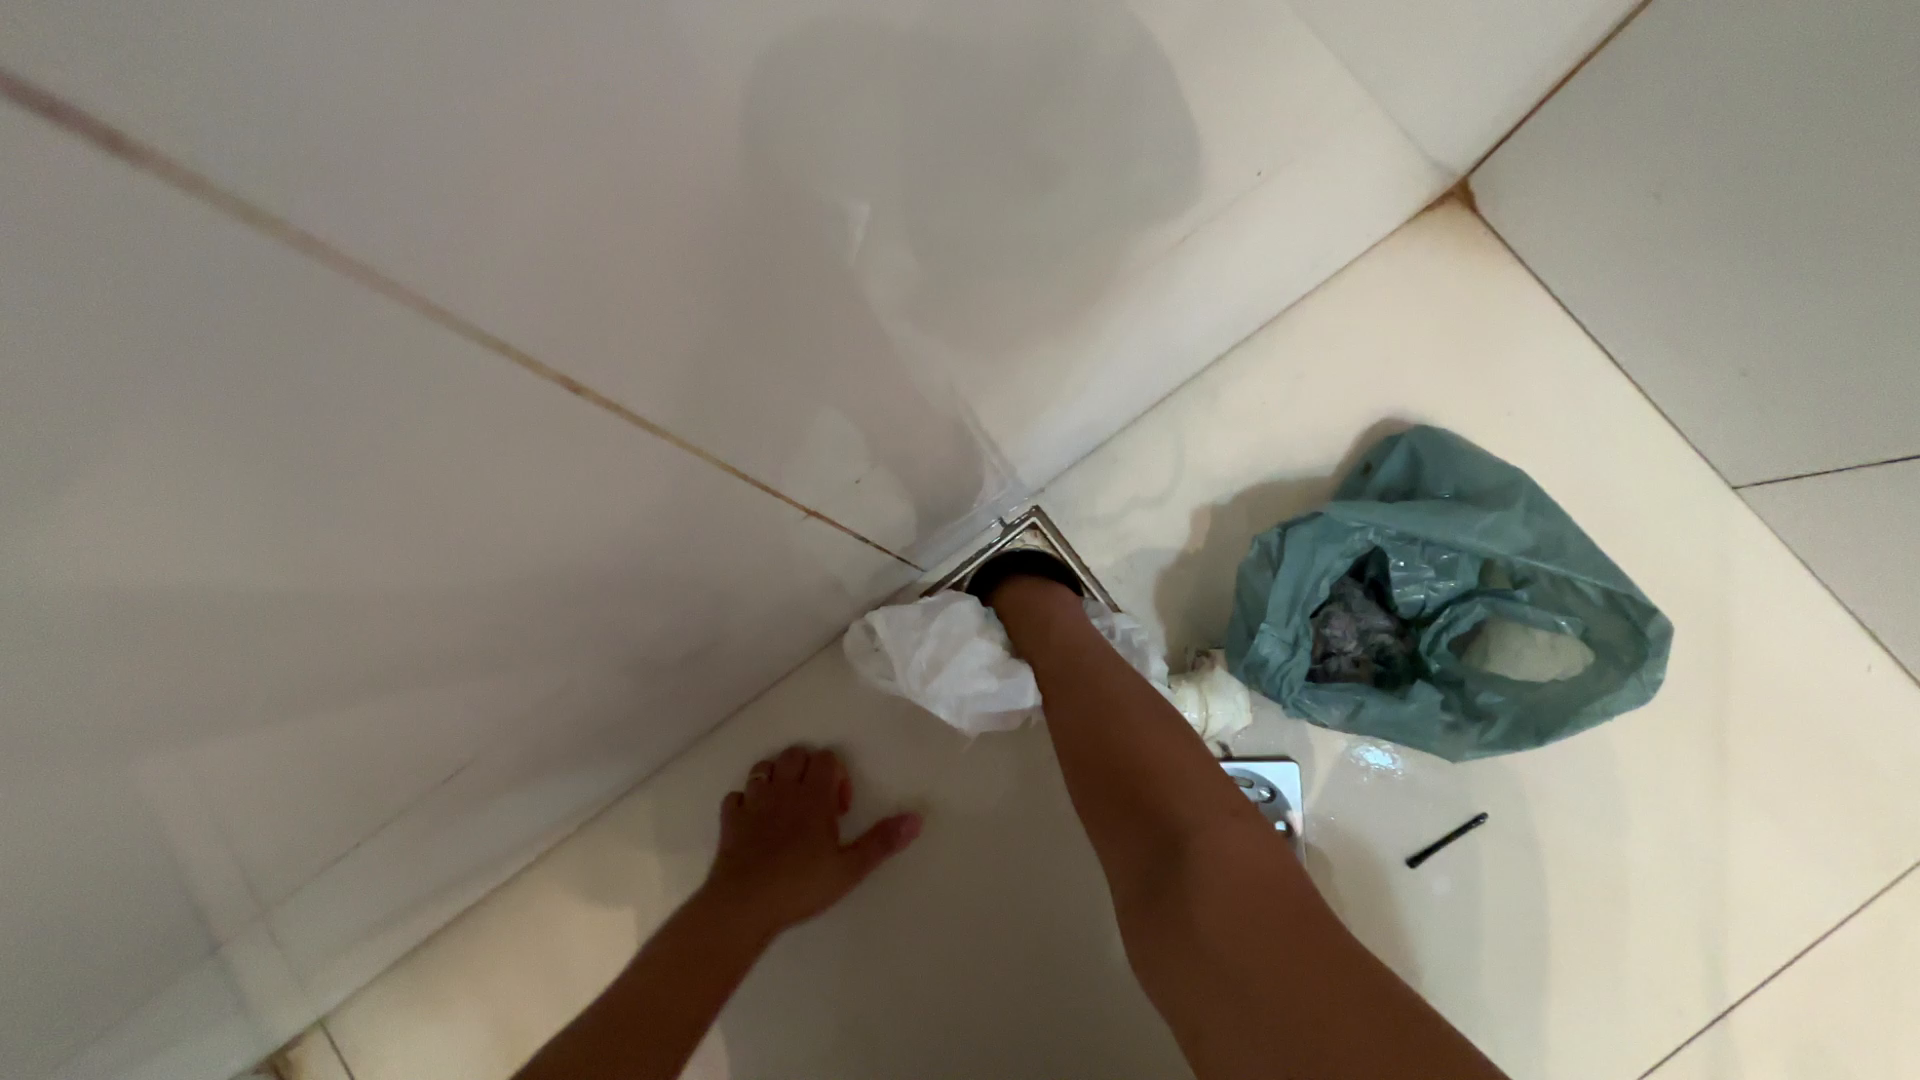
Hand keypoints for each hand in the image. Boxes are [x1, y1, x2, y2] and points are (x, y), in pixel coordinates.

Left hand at [699, 745, 921, 938]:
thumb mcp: (849, 868)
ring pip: (763, 769)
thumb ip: (882, 841)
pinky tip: (754, 822)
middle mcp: (782, 790)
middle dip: (807, 770)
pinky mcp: (729, 821)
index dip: (837, 775)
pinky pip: (735, 796)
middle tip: (816, 804)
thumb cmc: (800, 885)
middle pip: (794, 755)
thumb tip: (917, 818)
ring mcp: (752, 803)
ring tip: (786, 807)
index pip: (826, 758)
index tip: (840, 809)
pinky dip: (745, 802)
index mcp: (813, 797)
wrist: (744, 905)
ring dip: (776, 779)